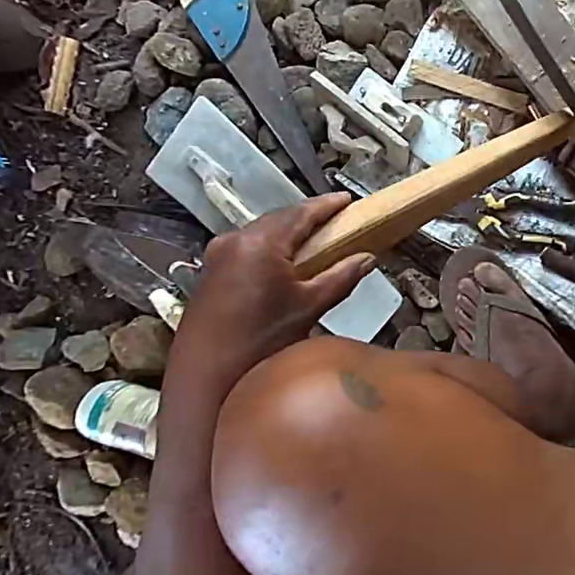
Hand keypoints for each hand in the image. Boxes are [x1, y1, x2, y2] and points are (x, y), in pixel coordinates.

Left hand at [175, 193, 374, 373]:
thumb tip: (366, 259)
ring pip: (263, 233)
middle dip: (309, 219)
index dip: (327, 205)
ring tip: (319, 241)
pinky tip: (289, 262)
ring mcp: (219, 254)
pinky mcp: (213, 270)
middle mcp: (235, 240)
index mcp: (260, 243)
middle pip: (280, 219)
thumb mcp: (309, 307)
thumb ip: (341, 277)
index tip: (347, 200)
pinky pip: (249, 247)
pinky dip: (273, 248)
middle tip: (338, 221)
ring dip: (290, 234)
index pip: (301, 212)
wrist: (207, 375)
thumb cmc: (260, 341)